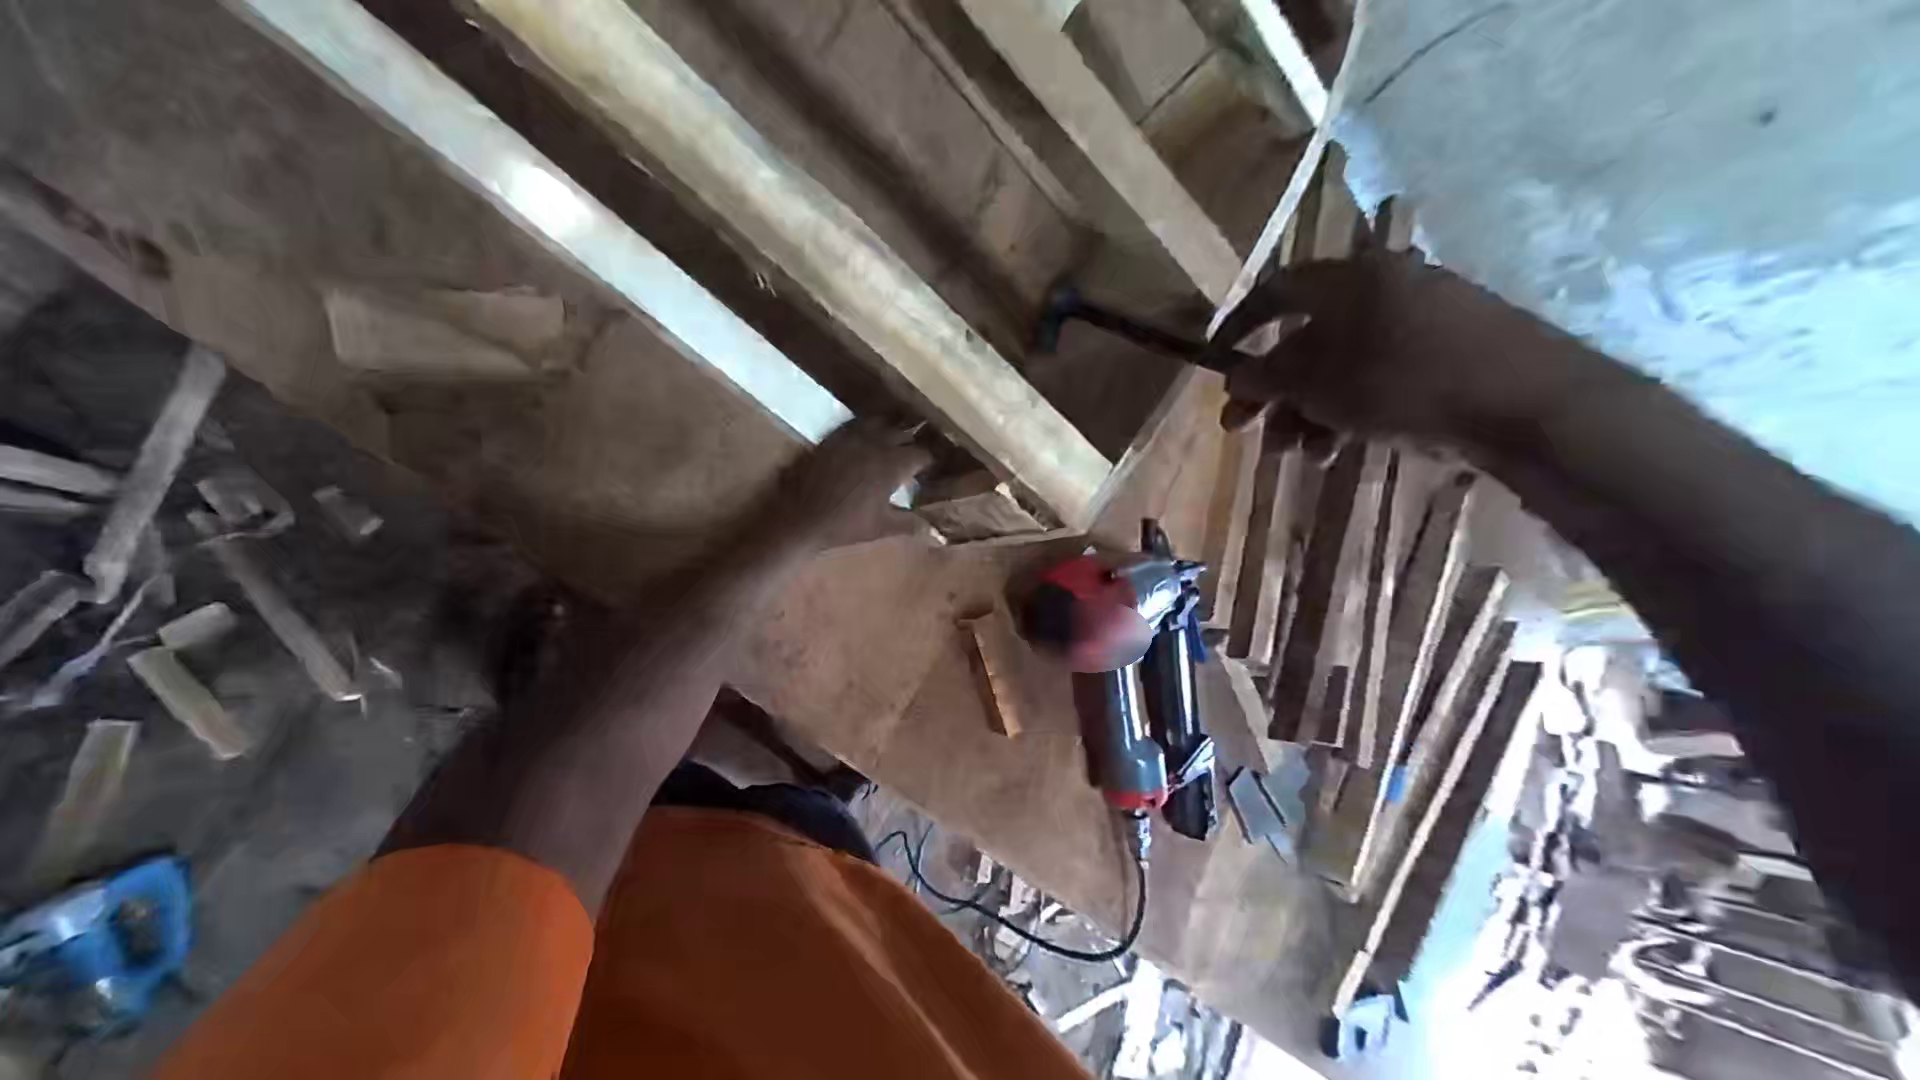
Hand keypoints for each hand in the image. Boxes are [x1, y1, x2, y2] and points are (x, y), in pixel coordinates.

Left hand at [758, 419, 932, 552]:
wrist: (799, 517)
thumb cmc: (845, 525)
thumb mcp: (882, 527)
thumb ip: (911, 524)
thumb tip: (936, 532)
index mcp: (894, 465)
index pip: (923, 454)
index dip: (931, 460)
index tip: (933, 468)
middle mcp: (877, 444)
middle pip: (905, 432)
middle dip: (914, 440)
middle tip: (918, 452)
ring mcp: (853, 436)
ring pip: (881, 422)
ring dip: (892, 428)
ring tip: (896, 438)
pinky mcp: (833, 436)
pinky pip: (856, 423)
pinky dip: (867, 427)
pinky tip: (866, 437)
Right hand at [1207, 248, 1604, 450]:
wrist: (1524, 401)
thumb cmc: (1401, 380)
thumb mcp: (1318, 382)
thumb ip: (1268, 377)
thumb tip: (1237, 376)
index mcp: (1348, 279)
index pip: (1275, 292)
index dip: (1239, 326)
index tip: (1217, 359)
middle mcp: (1382, 289)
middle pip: (1305, 339)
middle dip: (1269, 389)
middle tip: (1241, 427)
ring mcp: (1420, 320)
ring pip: (1339, 366)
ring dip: (1304, 411)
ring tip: (1293, 452)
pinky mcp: (1447, 353)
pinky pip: (1377, 378)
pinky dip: (1347, 411)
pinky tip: (1334, 450)